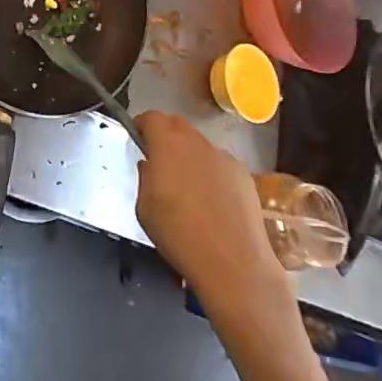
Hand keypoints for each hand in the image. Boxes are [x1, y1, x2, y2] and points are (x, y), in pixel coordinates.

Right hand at [135, 112, 292, 320]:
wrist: (234, 263)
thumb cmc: (178, 234)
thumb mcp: (144, 207)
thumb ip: (145, 177)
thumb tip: (151, 165)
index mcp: (168, 146)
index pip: (152, 117)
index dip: (142, 124)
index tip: (137, 137)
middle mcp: (198, 144)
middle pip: (178, 124)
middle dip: (164, 134)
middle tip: (156, 158)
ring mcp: (225, 158)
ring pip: (200, 144)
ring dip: (187, 153)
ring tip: (185, 185)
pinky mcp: (244, 175)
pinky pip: (219, 163)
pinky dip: (209, 170)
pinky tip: (210, 200)